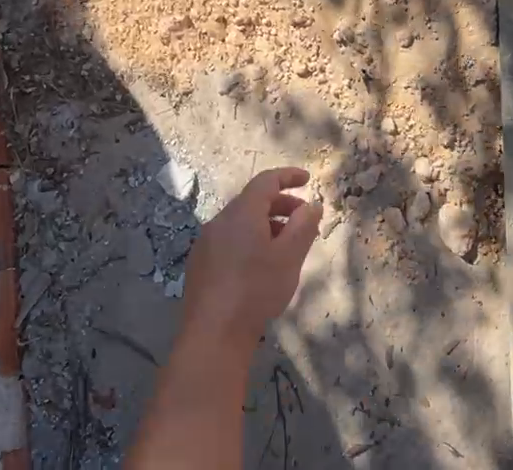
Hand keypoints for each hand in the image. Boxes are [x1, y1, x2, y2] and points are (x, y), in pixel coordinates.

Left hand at [183, 167, 321, 351]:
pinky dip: (250, 241)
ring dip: (267, 225)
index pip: (266, 181)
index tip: (308, 180)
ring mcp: (206, 244)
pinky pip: (229, 241)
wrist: (213, 336)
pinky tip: (260, 266)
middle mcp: (220, 222)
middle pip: (253, 201)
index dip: (289, 176)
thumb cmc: (256, 290)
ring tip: (286, 247)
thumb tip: (312, 205)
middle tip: (304, 220)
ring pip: (241, 223)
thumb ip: (304, 225)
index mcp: (241, 213)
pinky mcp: (200, 266)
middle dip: (282, 205)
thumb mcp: (290, 256)